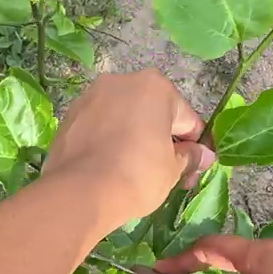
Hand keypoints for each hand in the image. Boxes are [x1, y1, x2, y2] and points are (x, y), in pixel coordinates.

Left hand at [42, 70, 212, 231]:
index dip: (194, 147)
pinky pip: (100, 128)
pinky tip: (111, 167)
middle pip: (153, 114)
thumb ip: (189, 156)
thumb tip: (203, 154)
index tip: (193, 169)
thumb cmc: (137, 174)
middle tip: (167, 174)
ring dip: (135, 138)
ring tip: (136, 172)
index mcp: (154, 86)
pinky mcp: (69, 116)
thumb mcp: (173, 169)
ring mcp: (91, 97)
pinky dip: (109, 142)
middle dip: (162, 140)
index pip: (186, 119)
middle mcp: (121, 82)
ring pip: (124, 118)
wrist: (80, 192)